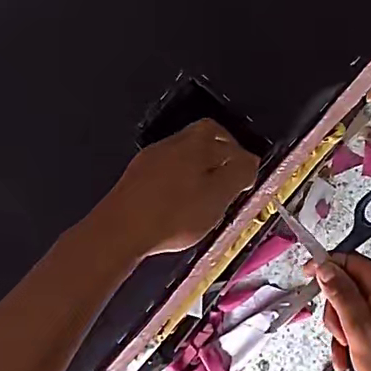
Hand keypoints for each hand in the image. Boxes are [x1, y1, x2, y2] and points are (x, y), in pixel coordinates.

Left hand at [101, 119, 257, 255]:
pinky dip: (180, 181)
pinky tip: (183, 203)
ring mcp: (152, 159)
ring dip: (200, 169)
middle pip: (205, 139)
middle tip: (232, 176)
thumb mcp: (219, 197)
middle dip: (222, 155)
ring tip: (210, 193)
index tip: (248, 175)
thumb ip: (239, 175)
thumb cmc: (169, 214)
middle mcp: (173, 145)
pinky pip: (166, 171)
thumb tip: (250, 163)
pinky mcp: (137, 178)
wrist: (120, 231)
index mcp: (197, 144)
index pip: (230, 140)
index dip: (244, 158)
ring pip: (184, 155)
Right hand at [308, 254, 370, 370]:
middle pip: (351, 286)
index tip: (307, 276)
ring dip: (342, 329)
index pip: (351, 261)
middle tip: (337, 333)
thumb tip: (326, 267)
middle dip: (335, 308)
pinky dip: (353, 339)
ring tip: (344, 352)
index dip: (326, 266)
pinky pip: (366, 324)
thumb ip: (341, 294)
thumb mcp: (358, 328)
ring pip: (355, 308)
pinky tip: (349, 359)